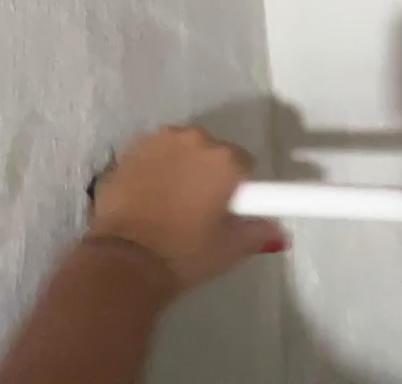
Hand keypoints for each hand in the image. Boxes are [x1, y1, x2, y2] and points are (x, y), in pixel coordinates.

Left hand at [88, 127, 287, 291]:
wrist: (121, 260)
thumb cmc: (182, 254)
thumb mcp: (228, 250)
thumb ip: (258, 234)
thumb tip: (280, 233)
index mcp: (224, 160)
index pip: (245, 163)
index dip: (240, 187)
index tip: (228, 208)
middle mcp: (195, 139)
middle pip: (213, 151)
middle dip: (210, 174)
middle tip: (199, 211)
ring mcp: (160, 140)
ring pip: (182, 149)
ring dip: (183, 167)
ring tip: (170, 205)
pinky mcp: (131, 148)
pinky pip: (155, 153)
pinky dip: (156, 168)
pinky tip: (148, 198)